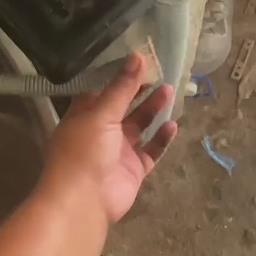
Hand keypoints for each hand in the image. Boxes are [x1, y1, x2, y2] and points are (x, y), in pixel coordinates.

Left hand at [38, 52, 176, 223]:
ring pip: (139, 126)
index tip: (138, 58)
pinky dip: (161, 138)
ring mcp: (118, 151)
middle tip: (160, 72)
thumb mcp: (102, 113)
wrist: (83, 200)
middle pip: (123, 106)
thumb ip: (122, 86)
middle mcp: (100, 131)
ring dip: (152, 109)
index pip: (101, 89)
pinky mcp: (133, 169)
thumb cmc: (84, 151)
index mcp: (84, 115)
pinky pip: (150, 150)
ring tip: (170, 90)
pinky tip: (172, 124)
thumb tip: (137, 55)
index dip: (118, 75)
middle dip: (140, 90)